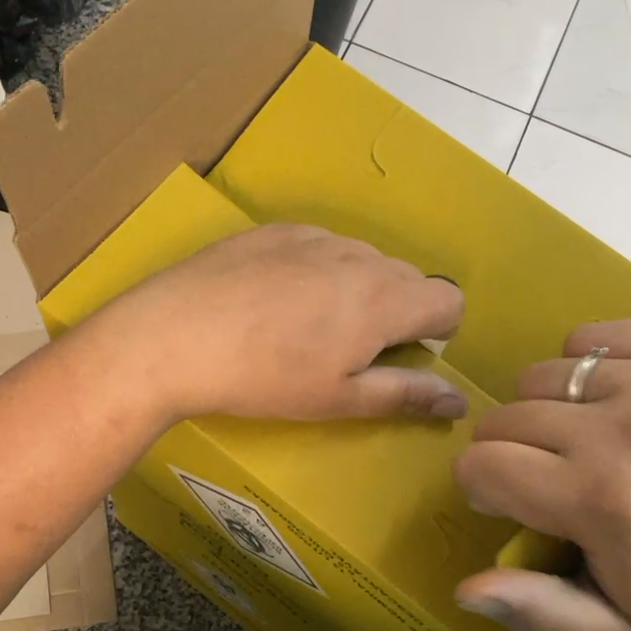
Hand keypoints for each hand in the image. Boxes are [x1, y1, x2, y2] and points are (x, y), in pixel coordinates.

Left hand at [85, 224, 465, 421]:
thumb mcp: (337, 399)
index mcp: (385, 299)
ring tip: (302, 330)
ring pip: (362, 261)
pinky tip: (271, 304)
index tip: (399, 360)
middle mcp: (359, 256)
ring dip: (355, 292)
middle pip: (407, 279)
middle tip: (346, 354)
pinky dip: (315, 273)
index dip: (435, 334)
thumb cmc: (262, 379)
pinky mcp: (274, 230)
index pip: (449, 301)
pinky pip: (318, 248)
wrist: (173, 336)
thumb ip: (404, 395)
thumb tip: (457, 400)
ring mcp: (315, 235)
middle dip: (395, 315)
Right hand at [451, 320, 630, 630]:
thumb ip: (532, 610)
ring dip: (545, 410)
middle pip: (505, 417)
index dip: (483, 489)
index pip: (482, 465)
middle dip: (507, 451)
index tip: (513, 506)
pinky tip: (609, 403)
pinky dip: (586, 366)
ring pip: (541, 374)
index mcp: (602, 501)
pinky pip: (596, 337)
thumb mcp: (603, 629)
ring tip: (581, 442)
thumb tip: (465, 590)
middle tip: (546, 478)